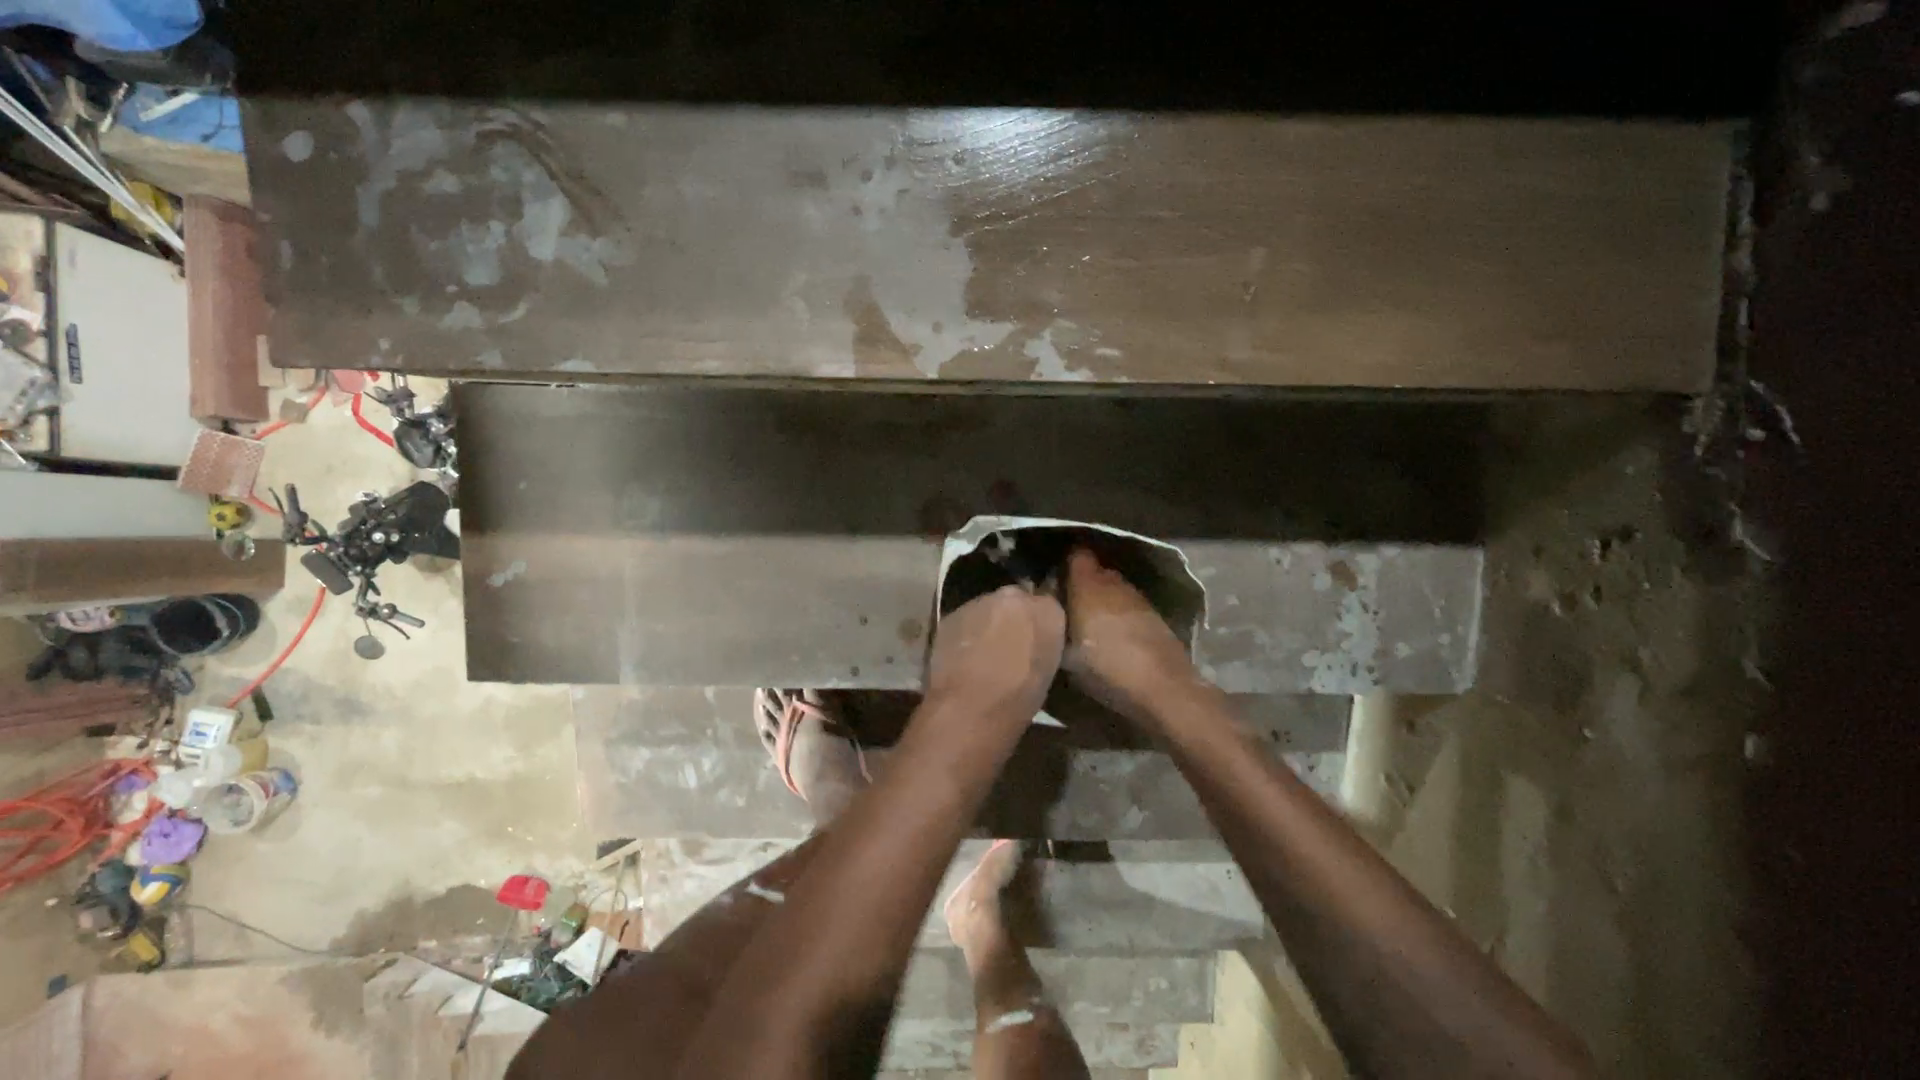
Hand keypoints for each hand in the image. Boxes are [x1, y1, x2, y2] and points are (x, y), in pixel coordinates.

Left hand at [924, 584, 1064, 726]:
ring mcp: (980, 602)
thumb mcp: (1047, 673)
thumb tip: (1031, 647)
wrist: (971, 704)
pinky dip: (965, 633)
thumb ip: (1041, 647)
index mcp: (1048, 612)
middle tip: (1008, 646)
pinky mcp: (952, 614)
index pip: (1048, 608)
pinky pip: (964, 620)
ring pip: (987, 608)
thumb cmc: (1019, 698)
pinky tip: (962, 657)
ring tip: (982, 653)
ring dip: (987, 624)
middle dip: (1013, 619)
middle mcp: (1015, 597)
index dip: (1039, 626)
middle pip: (1016, 602)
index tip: (1034, 643)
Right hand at [1063, 548, 1202, 722]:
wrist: (1161, 686)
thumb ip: (1054, 630)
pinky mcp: (1156, 616)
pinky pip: (1130, 607)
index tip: (1054, 579)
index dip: (1066, 564)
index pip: (1076, 555)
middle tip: (1069, 605)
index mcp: (1088, 586)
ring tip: (1092, 623)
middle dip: (1084, 583)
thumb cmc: (1105, 667)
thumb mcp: (1065, 656)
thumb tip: (1048, 619)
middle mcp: (1114, 583)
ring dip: (1104, 600)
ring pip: (1115, 590)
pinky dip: (1121, 615)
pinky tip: (1116, 636)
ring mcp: (1138, 598)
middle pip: (1097, 571)